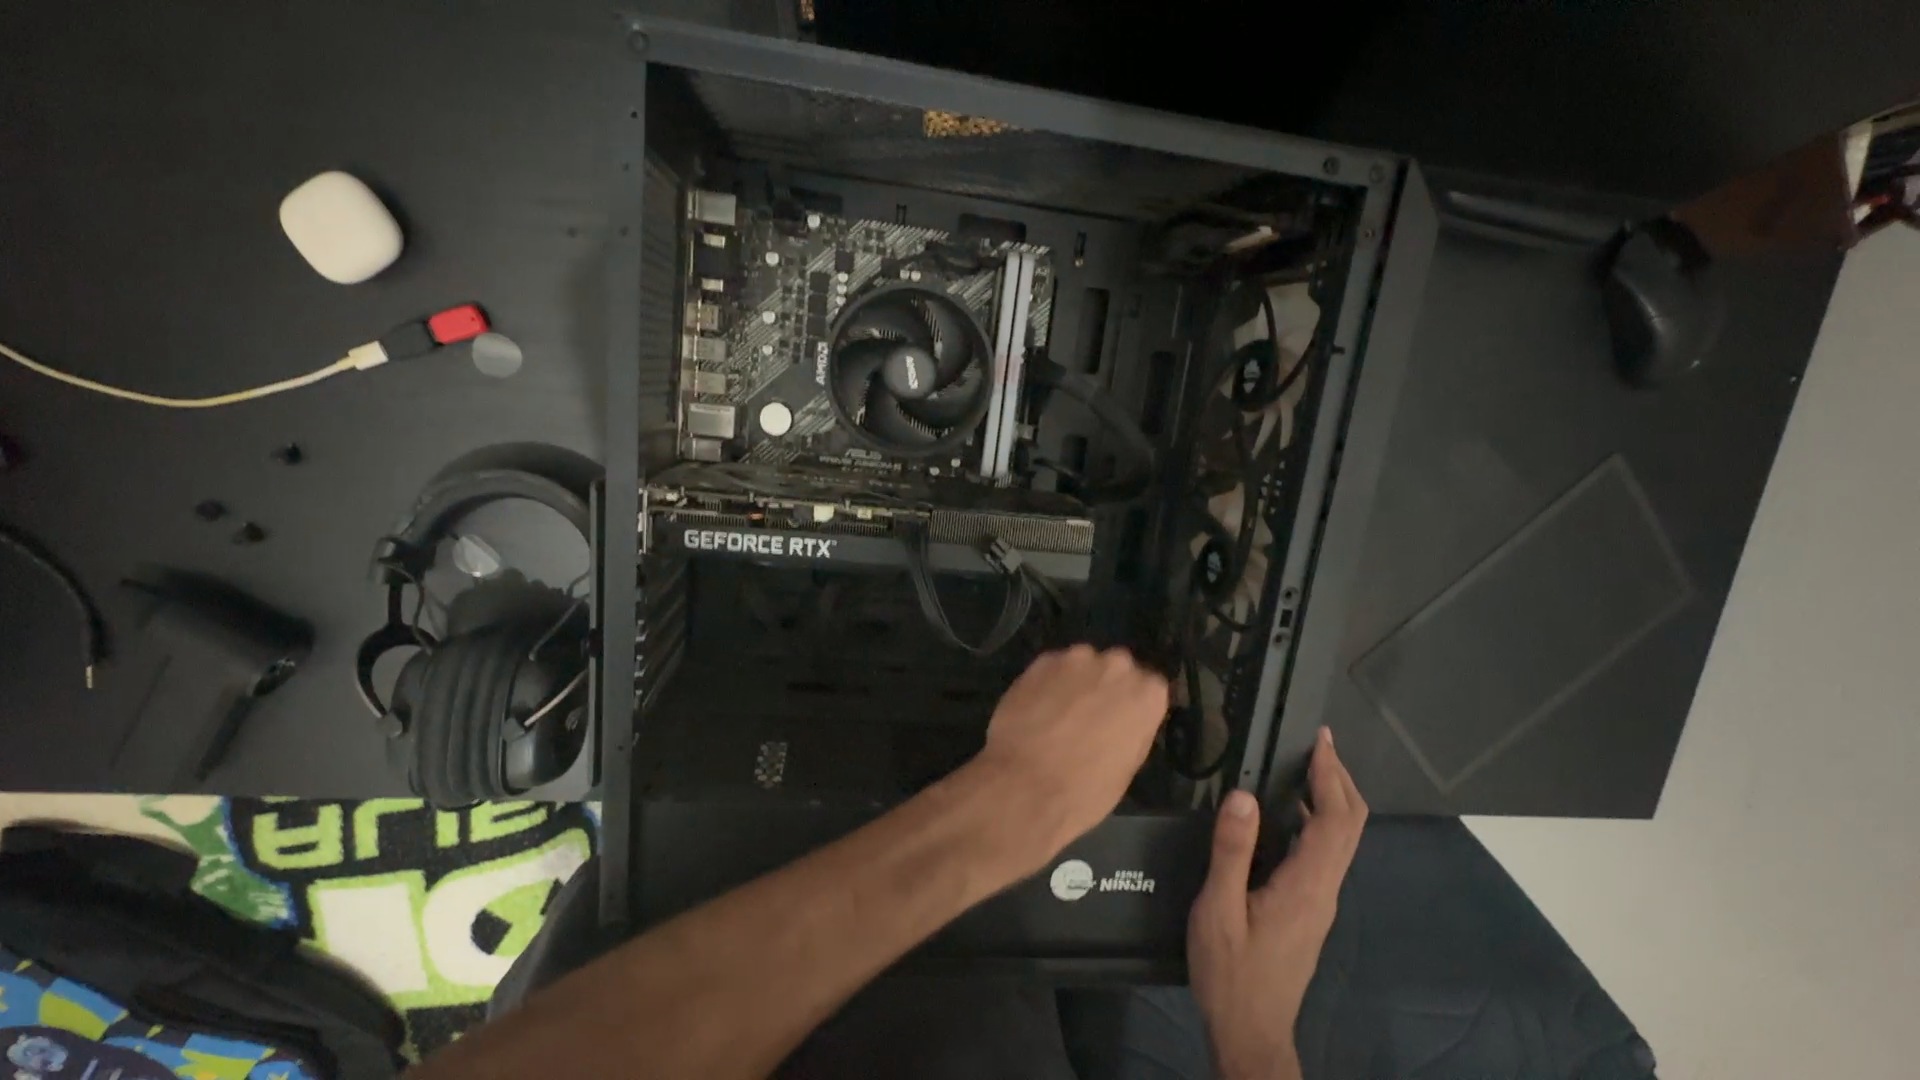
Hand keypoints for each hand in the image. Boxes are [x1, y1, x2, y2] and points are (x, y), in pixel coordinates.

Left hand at [964, 645, 1167, 866]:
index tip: (1120, 722)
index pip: (1149, 689)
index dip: (1132, 706)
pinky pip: (1052, 668)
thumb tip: (1124, 721)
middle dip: (1105, 687)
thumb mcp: (1127, 768)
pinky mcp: (1042, 661)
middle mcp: (1117, 665)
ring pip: (1082, 665)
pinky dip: (1047, 683)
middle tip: (1088, 716)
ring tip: (1058, 713)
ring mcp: (1077, 658)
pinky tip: (1036, 708)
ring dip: (1075, 682)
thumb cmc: (1086, 789)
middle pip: (1116, 669)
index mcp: (1147, 693)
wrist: (1026, 785)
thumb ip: (1133, 731)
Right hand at [1189, 727, 1367, 1079]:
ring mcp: (1320, 902)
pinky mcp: (1309, 910)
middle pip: (1349, 825)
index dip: (1331, 775)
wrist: (1251, 1031)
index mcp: (1306, 885)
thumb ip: (1231, 851)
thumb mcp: (1217, 910)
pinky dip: (1315, 821)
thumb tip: (1243, 796)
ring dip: (1329, 799)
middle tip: (1314, 745)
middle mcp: (1324, 889)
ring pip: (1340, 840)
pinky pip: (1323, 854)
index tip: (1319, 740)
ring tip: (1299, 768)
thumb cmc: (1231, 972)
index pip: (1335, 819)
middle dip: (1338, 780)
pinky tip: (1283, 815)